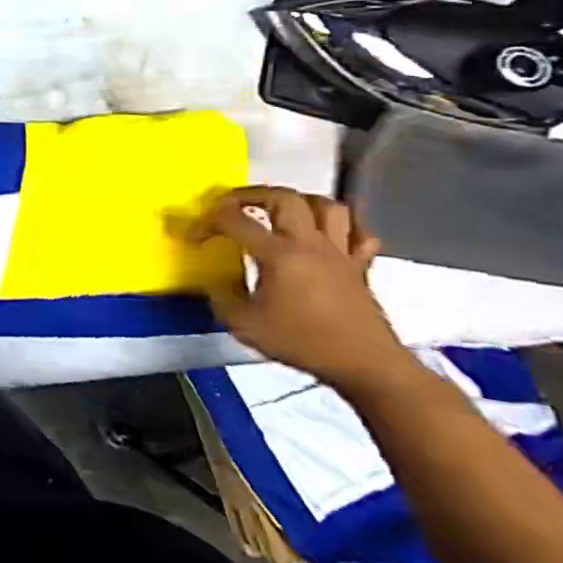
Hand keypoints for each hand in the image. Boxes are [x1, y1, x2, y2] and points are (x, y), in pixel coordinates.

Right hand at [193, 186, 413, 391]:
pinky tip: (325, 234)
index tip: (195, 237)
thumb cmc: (303, 344)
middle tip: (231, 205)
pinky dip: (342, 226)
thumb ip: (222, 296)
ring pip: (327, 206)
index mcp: (279, 255)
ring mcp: (341, 253)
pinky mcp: (361, 267)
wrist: (367, 368)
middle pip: (284, 198)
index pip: (233, 221)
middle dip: (250, 194)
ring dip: (298, 201)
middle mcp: (310, 245)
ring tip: (278, 211)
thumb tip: (218, 281)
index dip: (206, 223)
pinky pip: (359, 233)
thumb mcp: (244, 324)